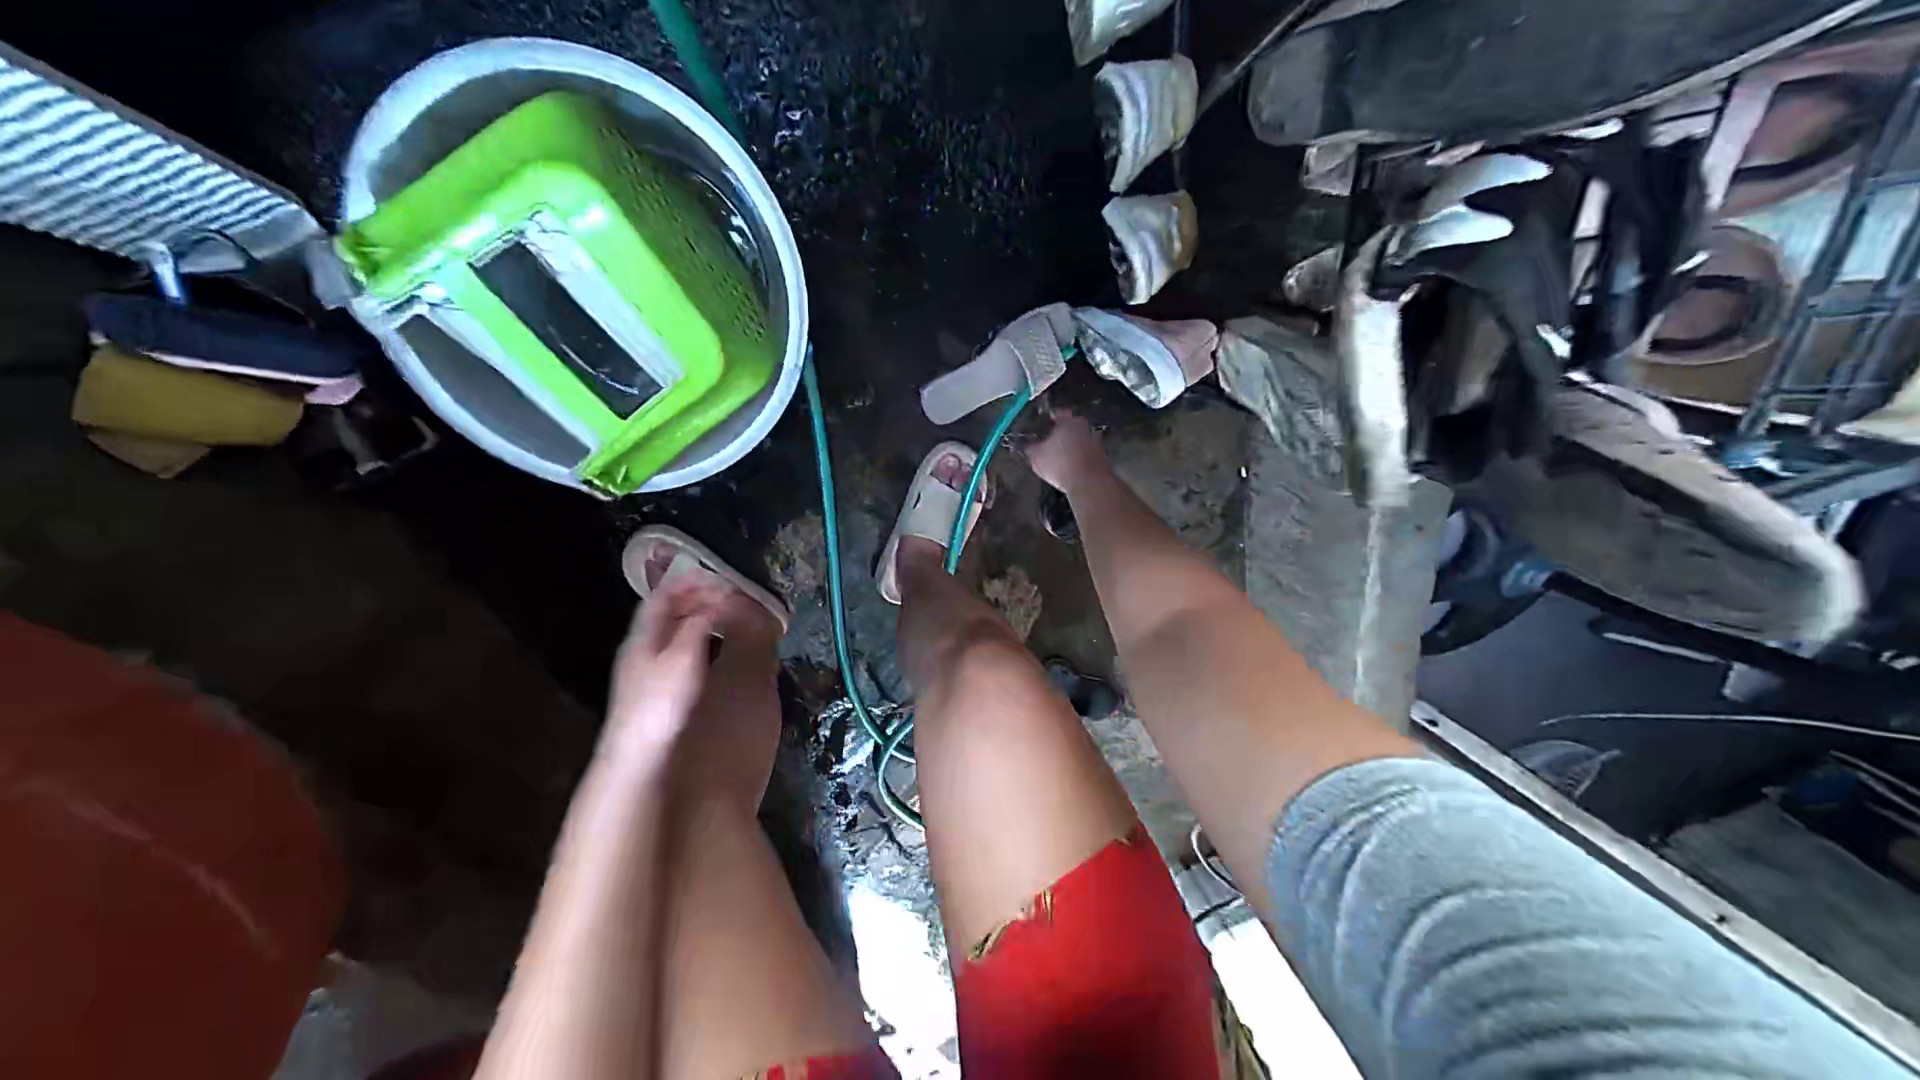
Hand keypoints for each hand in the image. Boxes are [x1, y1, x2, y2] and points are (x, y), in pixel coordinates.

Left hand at [600, 575, 731, 765]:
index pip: (662, 596)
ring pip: (668, 630)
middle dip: (692, 597)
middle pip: (663, 611)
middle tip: (722, 594)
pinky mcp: (650, 686)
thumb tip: (713, 602)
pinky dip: (692, 637)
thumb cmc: (661, 702)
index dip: (686, 581)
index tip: (712, 576)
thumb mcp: (684, 657)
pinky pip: (673, 647)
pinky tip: (708, 649)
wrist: (637, 752)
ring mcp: (642, 668)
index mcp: (643, 634)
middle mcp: (639, 646)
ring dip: (693, 617)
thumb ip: (698, 625)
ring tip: (720, 616)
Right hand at [1026, 410, 1110, 495]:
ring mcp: (1096, 443)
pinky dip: (1080, 459)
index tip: (1045, 425)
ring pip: (1080, 441)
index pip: (1059, 414)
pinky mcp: (1103, 458)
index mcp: (1069, 422)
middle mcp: (1085, 428)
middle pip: (1072, 427)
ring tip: (1061, 459)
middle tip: (1051, 443)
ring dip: (1073, 448)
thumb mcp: (1036, 457)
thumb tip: (1030, 446)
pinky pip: (1087, 455)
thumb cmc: (1060, 464)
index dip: (1051, 419)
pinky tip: (1072, 469)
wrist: (1089, 483)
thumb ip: (1031, 448)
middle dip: (1062, 434)